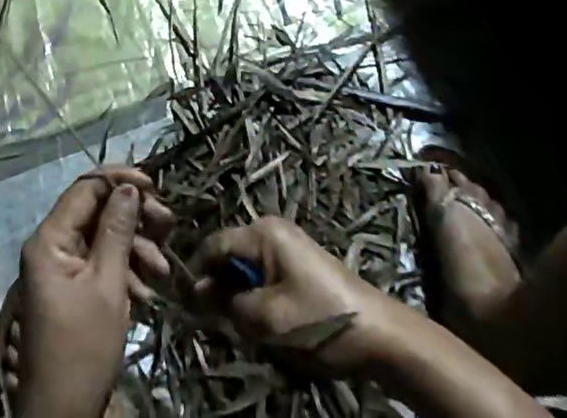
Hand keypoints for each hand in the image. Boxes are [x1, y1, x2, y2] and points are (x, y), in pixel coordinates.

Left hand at [8, 167, 172, 417]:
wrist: (62, 414)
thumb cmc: (83, 348)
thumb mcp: (107, 284)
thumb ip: (117, 230)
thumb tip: (128, 188)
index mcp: (50, 239)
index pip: (86, 188)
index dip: (120, 180)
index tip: (154, 186)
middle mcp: (51, 246)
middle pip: (97, 210)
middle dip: (135, 216)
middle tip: (167, 224)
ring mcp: (61, 268)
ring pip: (104, 238)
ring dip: (136, 248)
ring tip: (162, 270)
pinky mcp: (72, 288)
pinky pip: (101, 263)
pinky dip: (126, 271)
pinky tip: (147, 293)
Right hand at [191, 216, 409, 376]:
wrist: (380, 334)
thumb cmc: (320, 320)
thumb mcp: (266, 318)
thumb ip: (227, 305)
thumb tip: (197, 296)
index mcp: (263, 232)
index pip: (213, 246)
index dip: (197, 275)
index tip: (186, 308)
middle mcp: (272, 231)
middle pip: (229, 258)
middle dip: (222, 292)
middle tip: (223, 326)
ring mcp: (287, 247)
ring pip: (245, 272)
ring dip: (241, 302)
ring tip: (249, 330)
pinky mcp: (297, 266)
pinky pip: (263, 279)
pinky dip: (258, 301)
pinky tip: (267, 327)